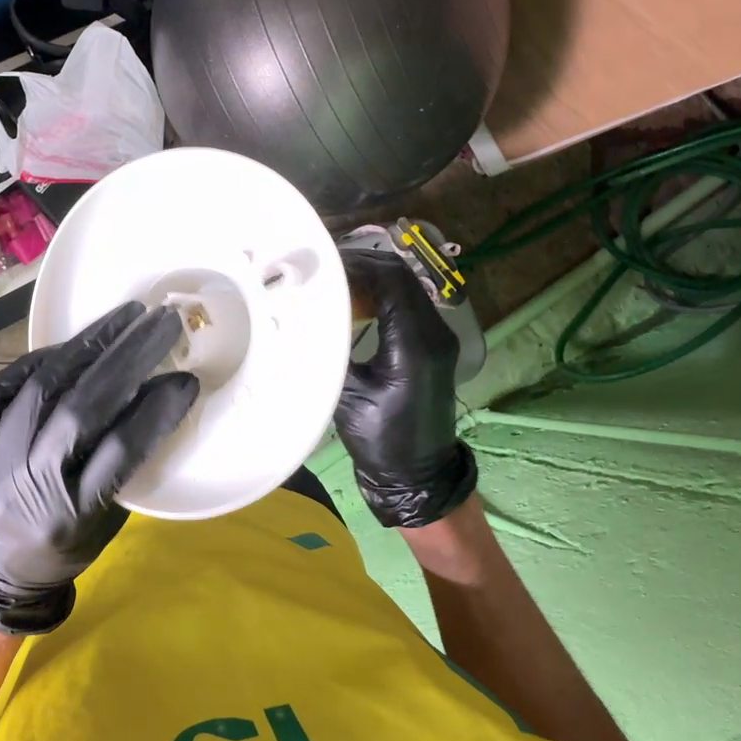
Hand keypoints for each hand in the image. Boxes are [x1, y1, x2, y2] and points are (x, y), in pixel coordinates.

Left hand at [0, 303, 199, 632]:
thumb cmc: (68, 542)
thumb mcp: (108, 516)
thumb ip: (126, 461)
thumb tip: (157, 390)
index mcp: (73, 514)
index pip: (122, 449)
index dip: (157, 410)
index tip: (187, 378)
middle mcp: (30, 485)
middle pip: (82, 408)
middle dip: (128, 357)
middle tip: (161, 322)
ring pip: (42, 387)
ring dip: (87, 345)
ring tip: (123, 318)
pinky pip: (5, 385)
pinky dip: (41, 360)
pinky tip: (72, 344)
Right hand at [336, 249, 476, 527]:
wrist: (420, 476)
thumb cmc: (383, 442)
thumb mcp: (348, 395)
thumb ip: (332, 351)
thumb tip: (303, 316)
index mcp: (416, 344)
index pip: (391, 281)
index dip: (356, 265)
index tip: (319, 265)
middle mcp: (435, 331)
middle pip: (401, 275)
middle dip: (361, 264)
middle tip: (320, 267)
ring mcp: (437, 335)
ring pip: (404, 285)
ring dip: (370, 276)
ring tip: (331, 280)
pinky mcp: (430, 342)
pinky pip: (405, 302)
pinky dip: (378, 292)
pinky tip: (350, 300)